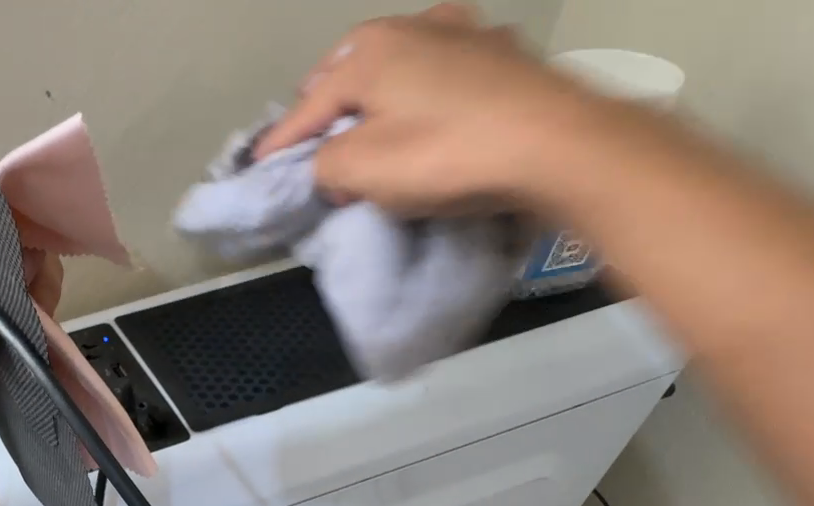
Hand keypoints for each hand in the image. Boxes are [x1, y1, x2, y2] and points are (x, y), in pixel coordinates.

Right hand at [253, 4, 606, 215]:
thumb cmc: (445, 156)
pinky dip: (420, 86)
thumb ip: (324, 165)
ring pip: (396, 59)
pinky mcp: (502, 52)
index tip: (257, 167)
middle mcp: (413, 25)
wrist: (556, 146)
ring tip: (367, 119)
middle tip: (316, 142)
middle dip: (325, 104)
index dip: (279, 143)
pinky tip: (426, 104)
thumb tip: (330, 165)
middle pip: (347, 68)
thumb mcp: (361, 171)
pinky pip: (440, 67)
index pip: (307, 106)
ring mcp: (464, 31)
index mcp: (369, 52)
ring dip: (374, 87)